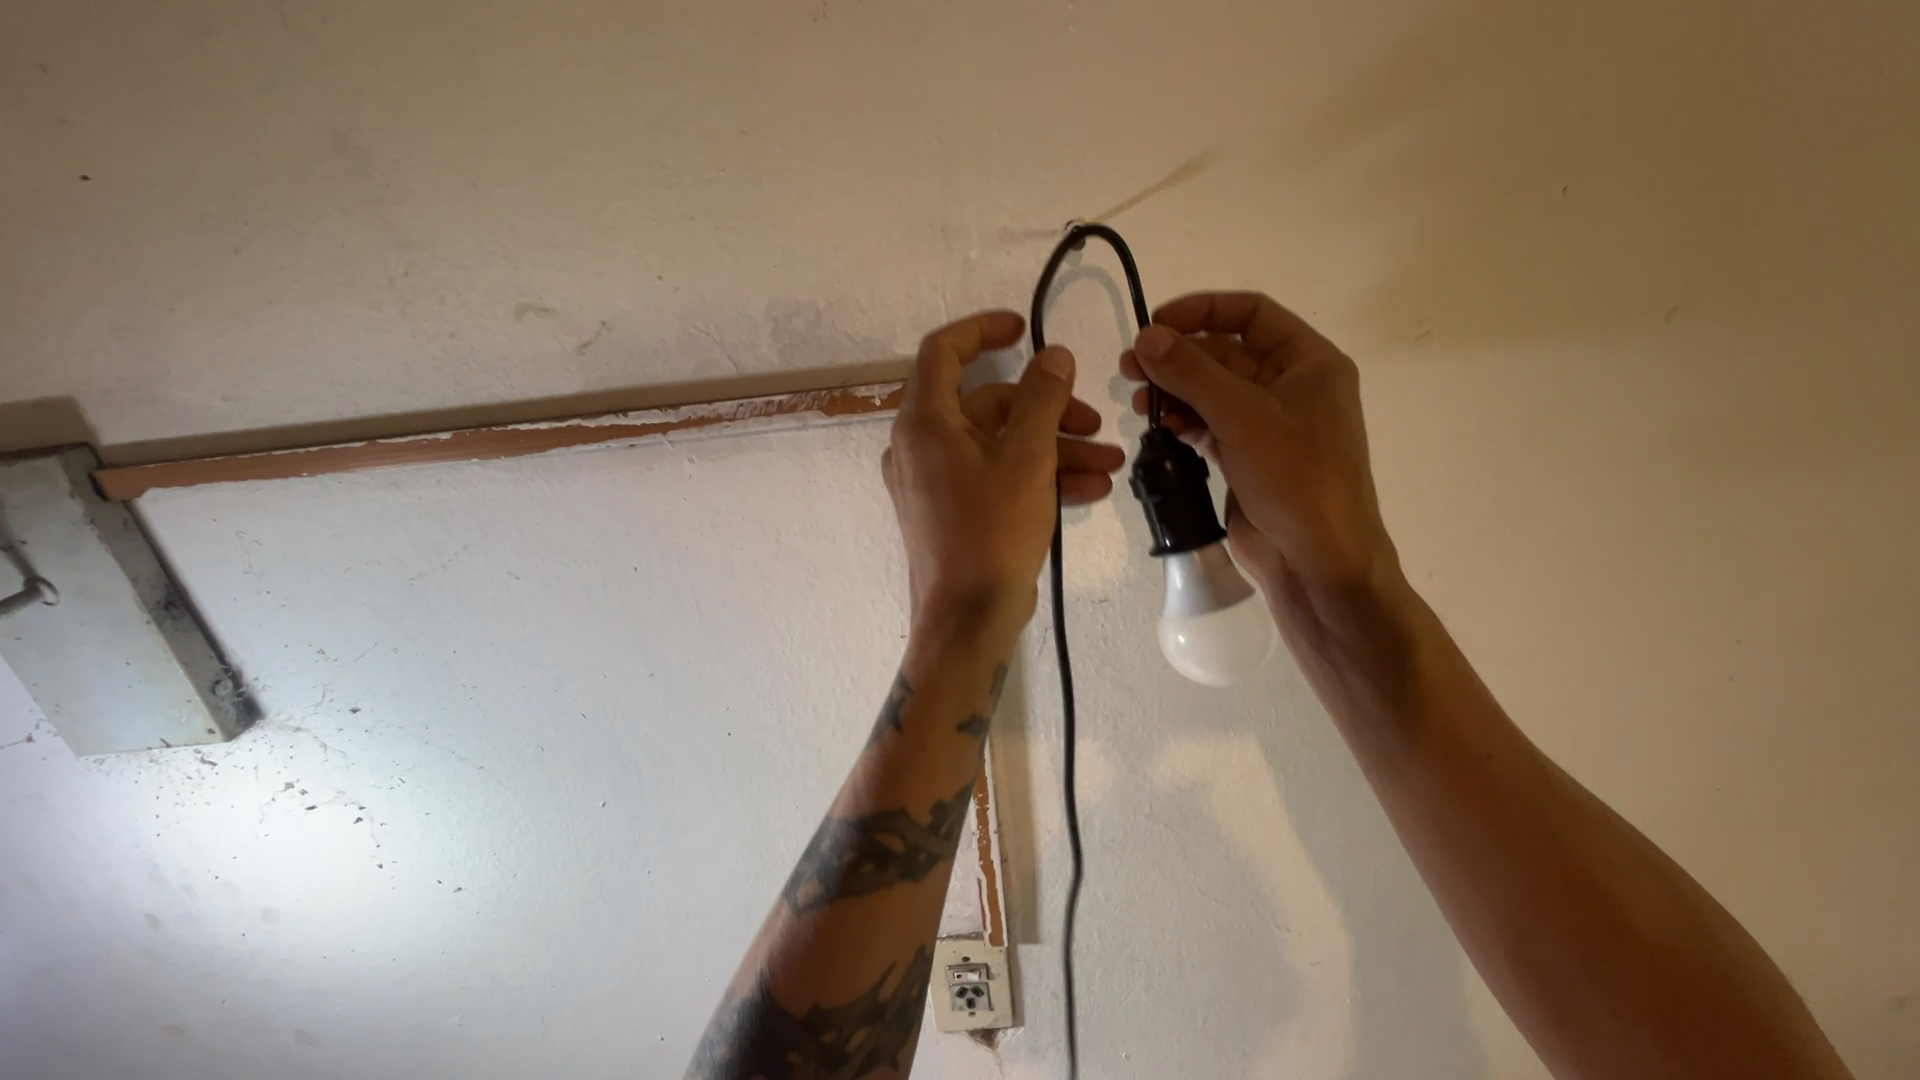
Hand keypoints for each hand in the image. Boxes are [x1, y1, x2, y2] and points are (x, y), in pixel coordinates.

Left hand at [885, 311, 1125, 630]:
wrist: (967, 620)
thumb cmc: (992, 532)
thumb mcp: (1027, 459)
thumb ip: (1042, 399)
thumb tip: (1053, 356)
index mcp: (925, 421)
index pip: (944, 350)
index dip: (984, 329)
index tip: (1025, 327)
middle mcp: (921, 445)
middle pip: (987, 405)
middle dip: (1048, 412)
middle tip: (1095, 425)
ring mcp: (934, 481)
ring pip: (999, 445)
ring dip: (1054, 450)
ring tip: (1109, 466)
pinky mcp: (951, 511)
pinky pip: (994, 477)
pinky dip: (1036, 478)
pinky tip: (1089, 491)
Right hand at [1120, 292, 1398, 598]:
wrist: (1318, 559)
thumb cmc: (1295, 476)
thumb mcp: (1242, 416)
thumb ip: (1191, 373)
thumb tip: (1145, 338)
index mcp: (1309, 362)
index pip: (1252, 314)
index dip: (1203, 310)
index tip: (1156, 323)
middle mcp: (1291, 386)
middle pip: (1226, 354)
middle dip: (1178, 358)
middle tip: (1130, 368)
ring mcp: (1269, 425)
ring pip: (1213, 392)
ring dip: (1175, 392)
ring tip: (1139, 404)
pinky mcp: (1248, 457)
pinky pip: (1210, 426)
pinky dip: (1183, 423)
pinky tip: (1158, 429)